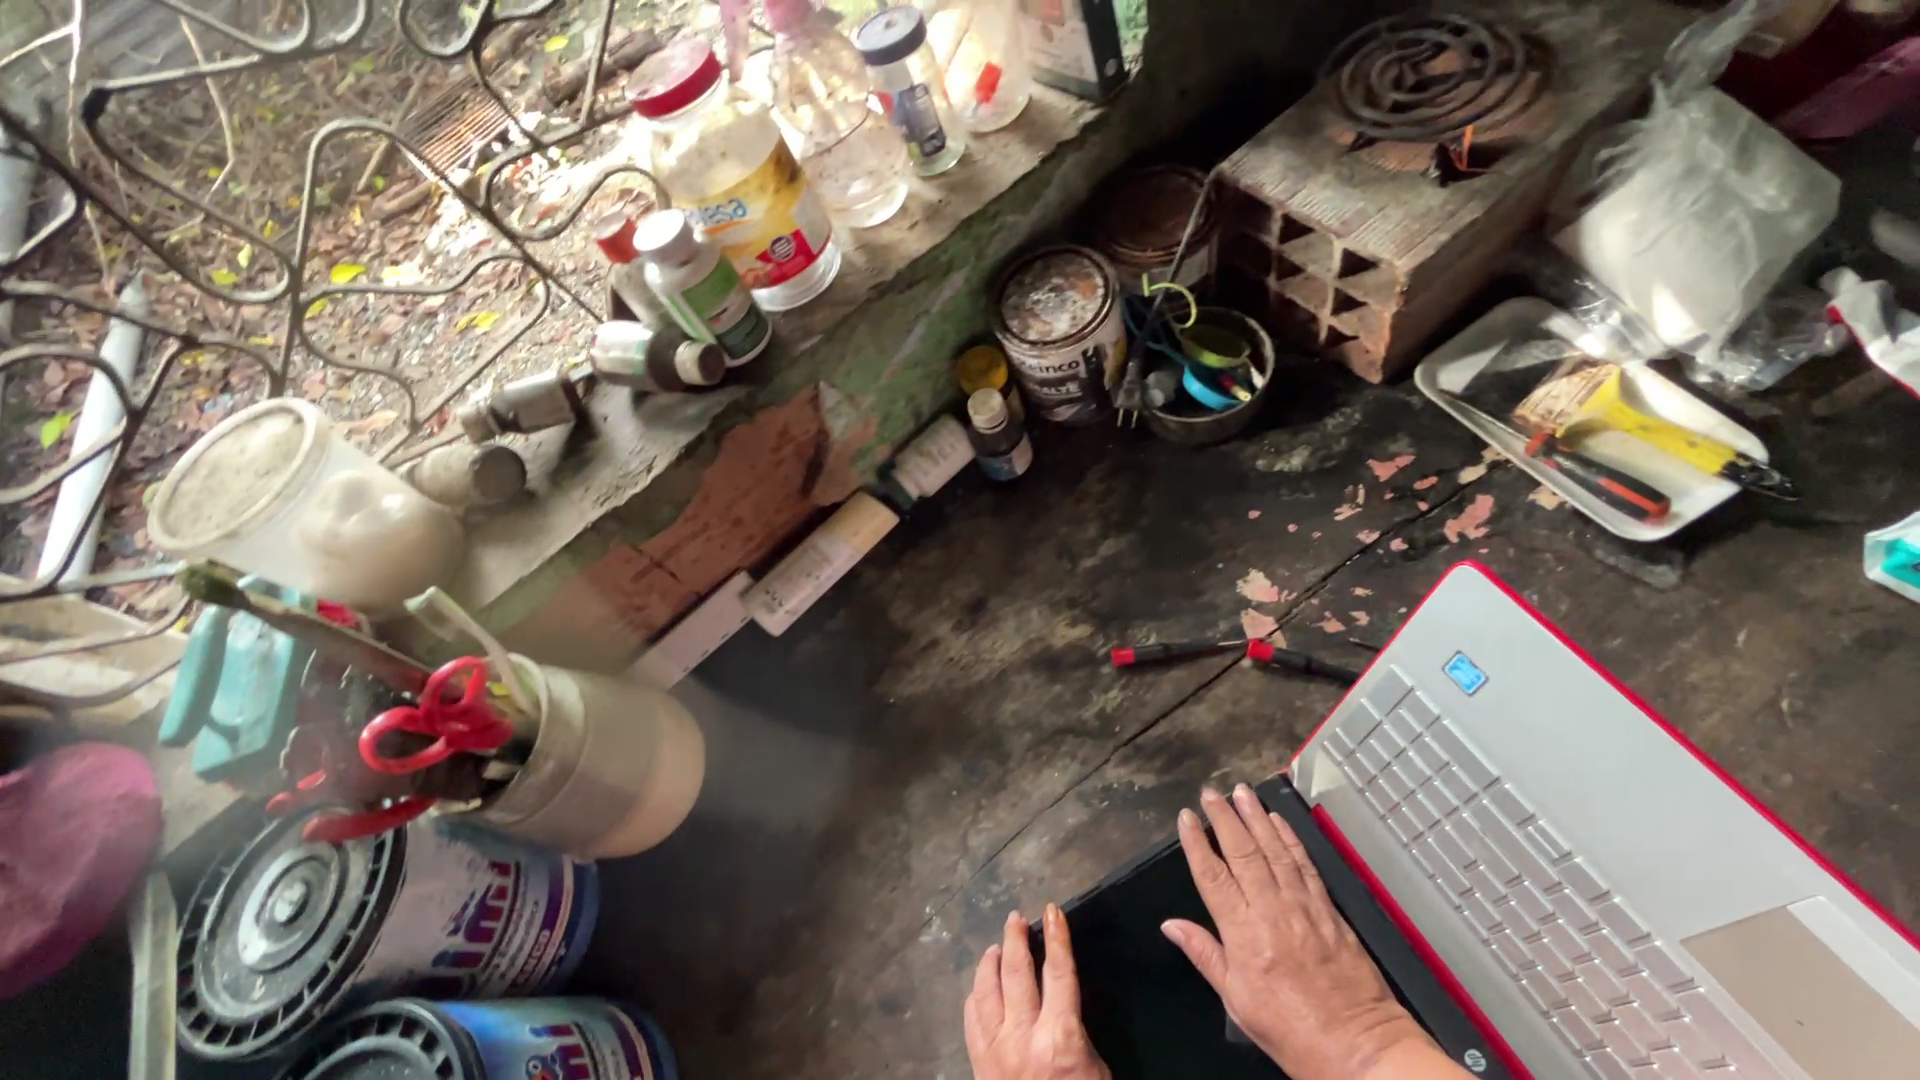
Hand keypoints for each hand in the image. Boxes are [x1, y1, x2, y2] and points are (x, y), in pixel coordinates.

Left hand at [964, 905, 1110, 1079]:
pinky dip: (976, 996)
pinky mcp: (978, 1066)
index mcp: (1059, 1038)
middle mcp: (1022, 1037)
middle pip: (1016, 972)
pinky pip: (971, 1019)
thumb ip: (1074, 1033)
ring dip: (991, 962)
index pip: (1059, 973)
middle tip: (1016, 918)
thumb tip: (1059, 1003)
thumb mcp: (1094, 1071)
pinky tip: (980, 987)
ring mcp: (995, 1051)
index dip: (1057, 938)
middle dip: (1016, 938)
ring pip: (986, 990)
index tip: (1051, 910)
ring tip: (997, 946)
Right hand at [1162, 785, 1442, 1079]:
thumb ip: (1204, 954)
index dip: (1197, 843)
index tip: (1186, 817)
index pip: (1213, 876)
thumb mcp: (1236, 1000)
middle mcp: (1271, 910)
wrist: (1358, 1047)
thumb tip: (1170, 924)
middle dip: (1225, 818)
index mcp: (1243, 934)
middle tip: (1210, 791)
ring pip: (1274, 851)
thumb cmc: (1289, 1030)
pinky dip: (1289, 838)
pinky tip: (1278, 821)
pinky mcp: (1328, 909)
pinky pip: (1304, 864)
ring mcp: (1303, 906)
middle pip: (1243, 853)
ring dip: (1256, 818)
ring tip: (1241, 792)